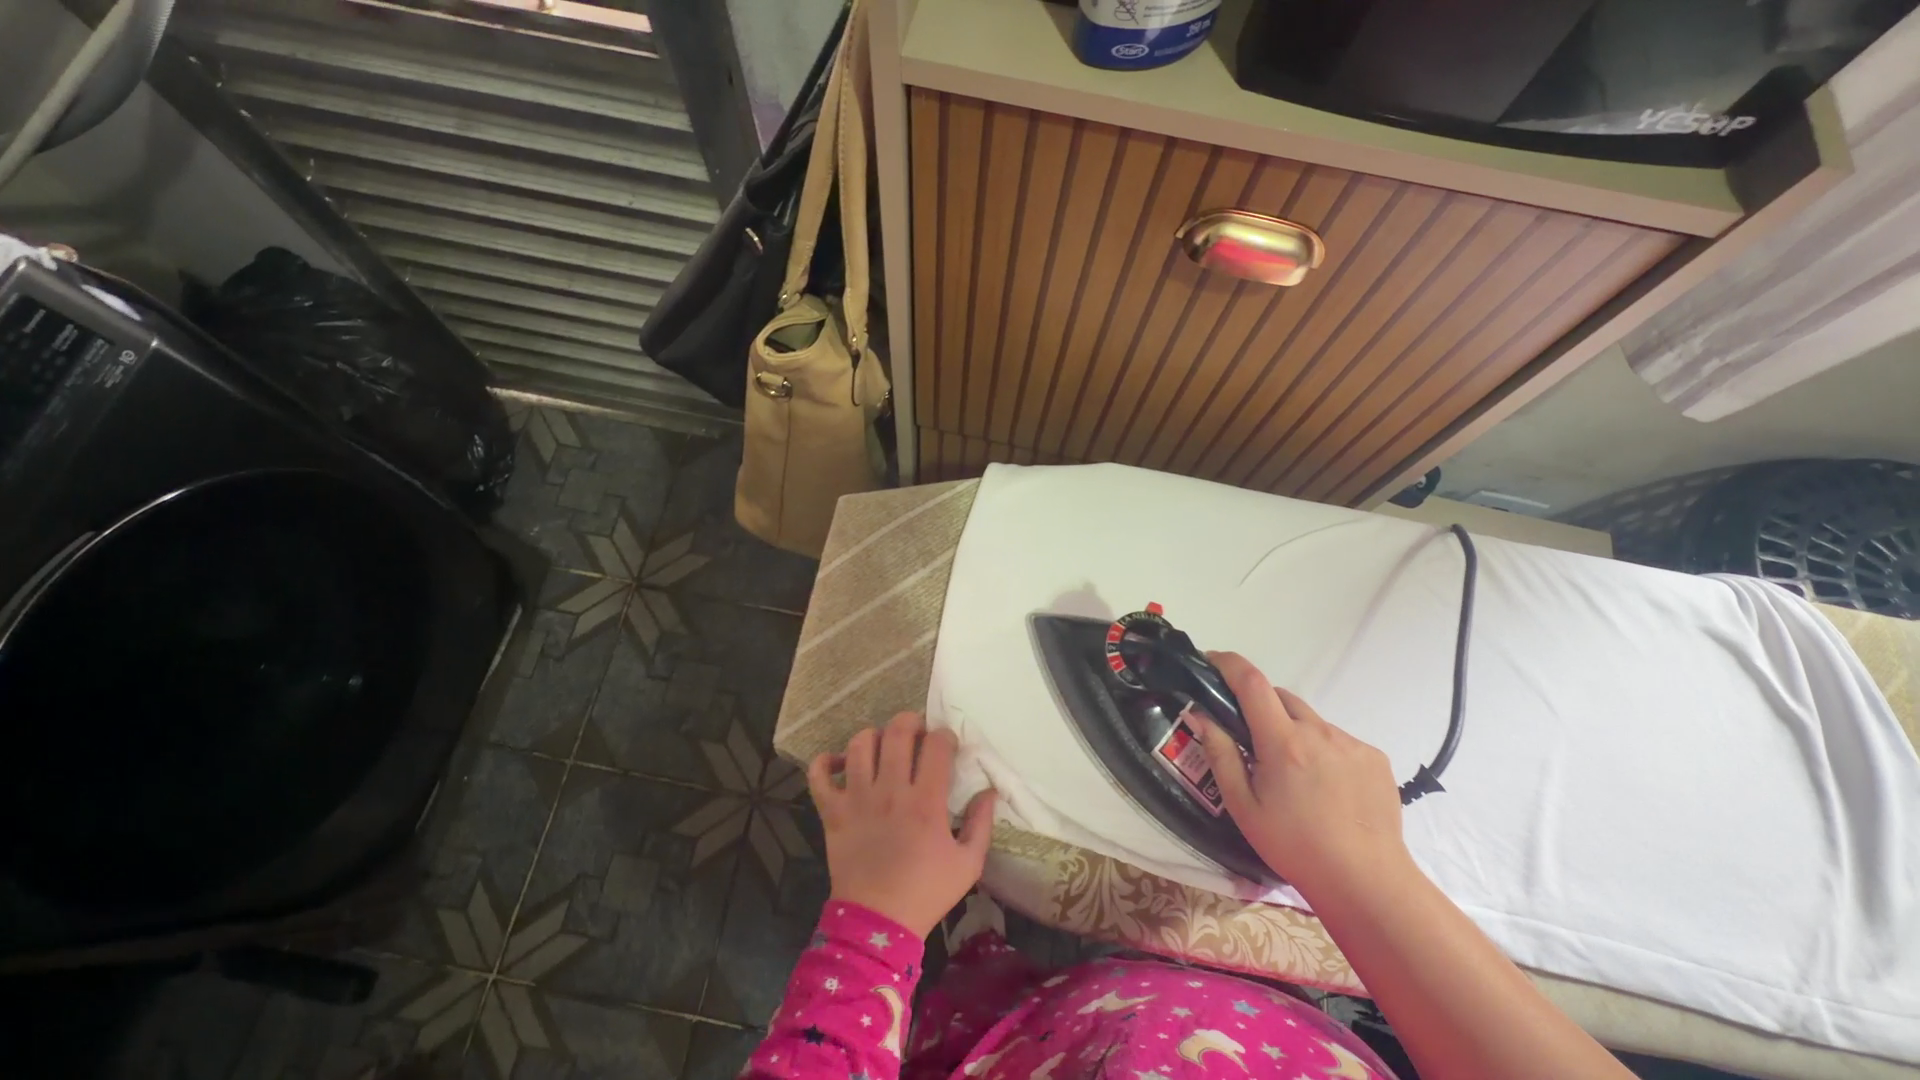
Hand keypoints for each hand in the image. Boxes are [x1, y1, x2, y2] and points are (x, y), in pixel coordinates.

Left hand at [807, 712, 996, 937]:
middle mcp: (891, 790)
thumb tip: (990, 791)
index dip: (945, 736)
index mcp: (926, 802)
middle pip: (897, 733)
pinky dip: (826, 761)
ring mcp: (857, 798)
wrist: (878, 922)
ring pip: (860, 744)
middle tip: (916, 732)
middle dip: (910, 722)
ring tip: (882, 746)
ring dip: (873, 736)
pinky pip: (819, 773)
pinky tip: (841, 763)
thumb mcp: (969, 864)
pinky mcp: (833, 811)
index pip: (937, 746)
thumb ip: (981, 823)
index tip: (948, 745)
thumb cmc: (927, 892)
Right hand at [1196, 653, 1414, 900]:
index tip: (1212, 661)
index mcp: (1282, 741)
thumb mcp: (1243, 805)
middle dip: (1260, 706)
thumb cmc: (1293, 846)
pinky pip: (1338, 741)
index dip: (1229, 663)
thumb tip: (1202, 716)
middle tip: (1250, 740)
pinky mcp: (1374, 758)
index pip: (1252, 682)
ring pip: (1311, 721)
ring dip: (1293, 732)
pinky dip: (1323, 751)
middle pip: (1282, 697)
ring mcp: (1352, 743)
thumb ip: (1221, 754)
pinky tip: (1324, 789)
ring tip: (1293, 777)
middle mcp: (1319, 731)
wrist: (1365, 879)